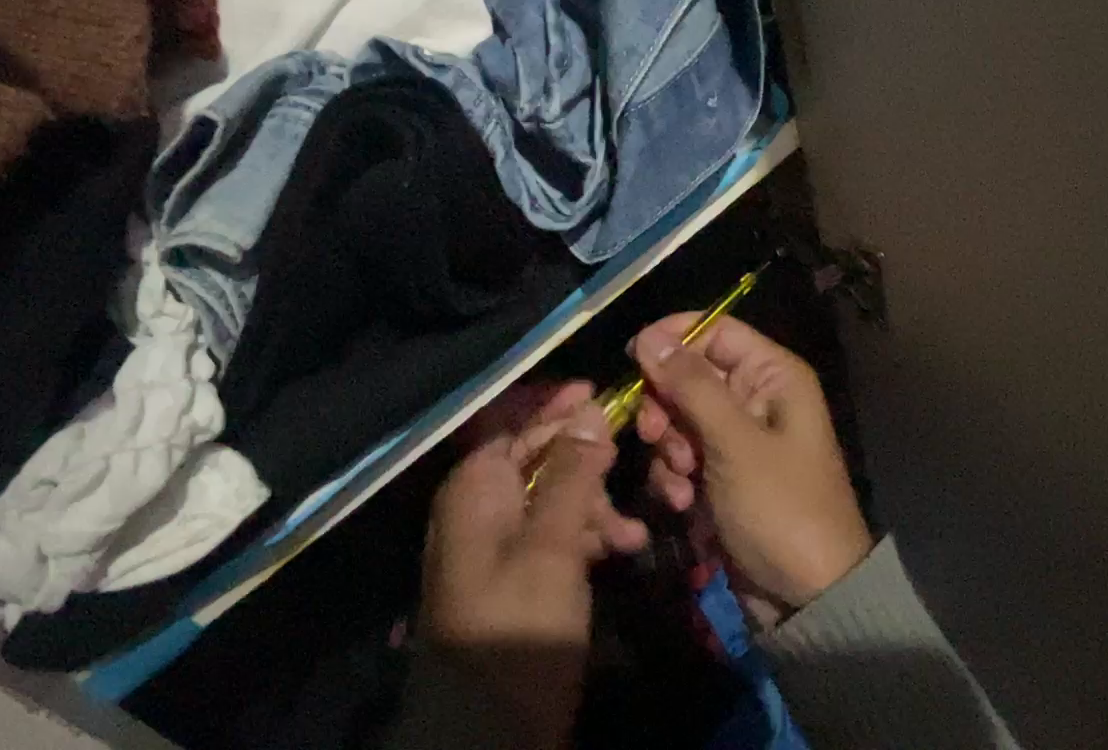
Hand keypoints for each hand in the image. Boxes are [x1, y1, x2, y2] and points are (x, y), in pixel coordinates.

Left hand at [419, 383, 647, 747]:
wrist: (484, 734)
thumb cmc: (516, 630)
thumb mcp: (552, 546)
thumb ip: (571, 474)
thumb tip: (588, 411)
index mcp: (476, 488)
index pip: (513, 422)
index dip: (555, 404)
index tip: (602, 392)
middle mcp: (481, 507)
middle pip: (537, 457)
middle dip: (586, 459)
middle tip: (628, 460)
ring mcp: (498, 544)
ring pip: (553, 498)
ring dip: (595, 505)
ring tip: (631, 530)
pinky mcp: (517, 577)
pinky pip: (554, 535)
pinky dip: (587, 536)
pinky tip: (622, 548)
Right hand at [633, 315, 873, 630]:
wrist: (806, 597)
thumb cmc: (781, 507)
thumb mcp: (735, 442)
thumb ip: (691, 386)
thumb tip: (648, 336)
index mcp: (773, 376)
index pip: (715, 330)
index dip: (673, 338)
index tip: (631, 358)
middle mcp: (754, 398)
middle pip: (689, 375)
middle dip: (666, 406)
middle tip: (654, 434)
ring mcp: (735, 439)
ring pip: (678, 418)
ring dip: (669, 448)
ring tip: (682, 480)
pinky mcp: (719, 475)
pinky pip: (681, 456)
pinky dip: (674, 476)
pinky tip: (682, 503)